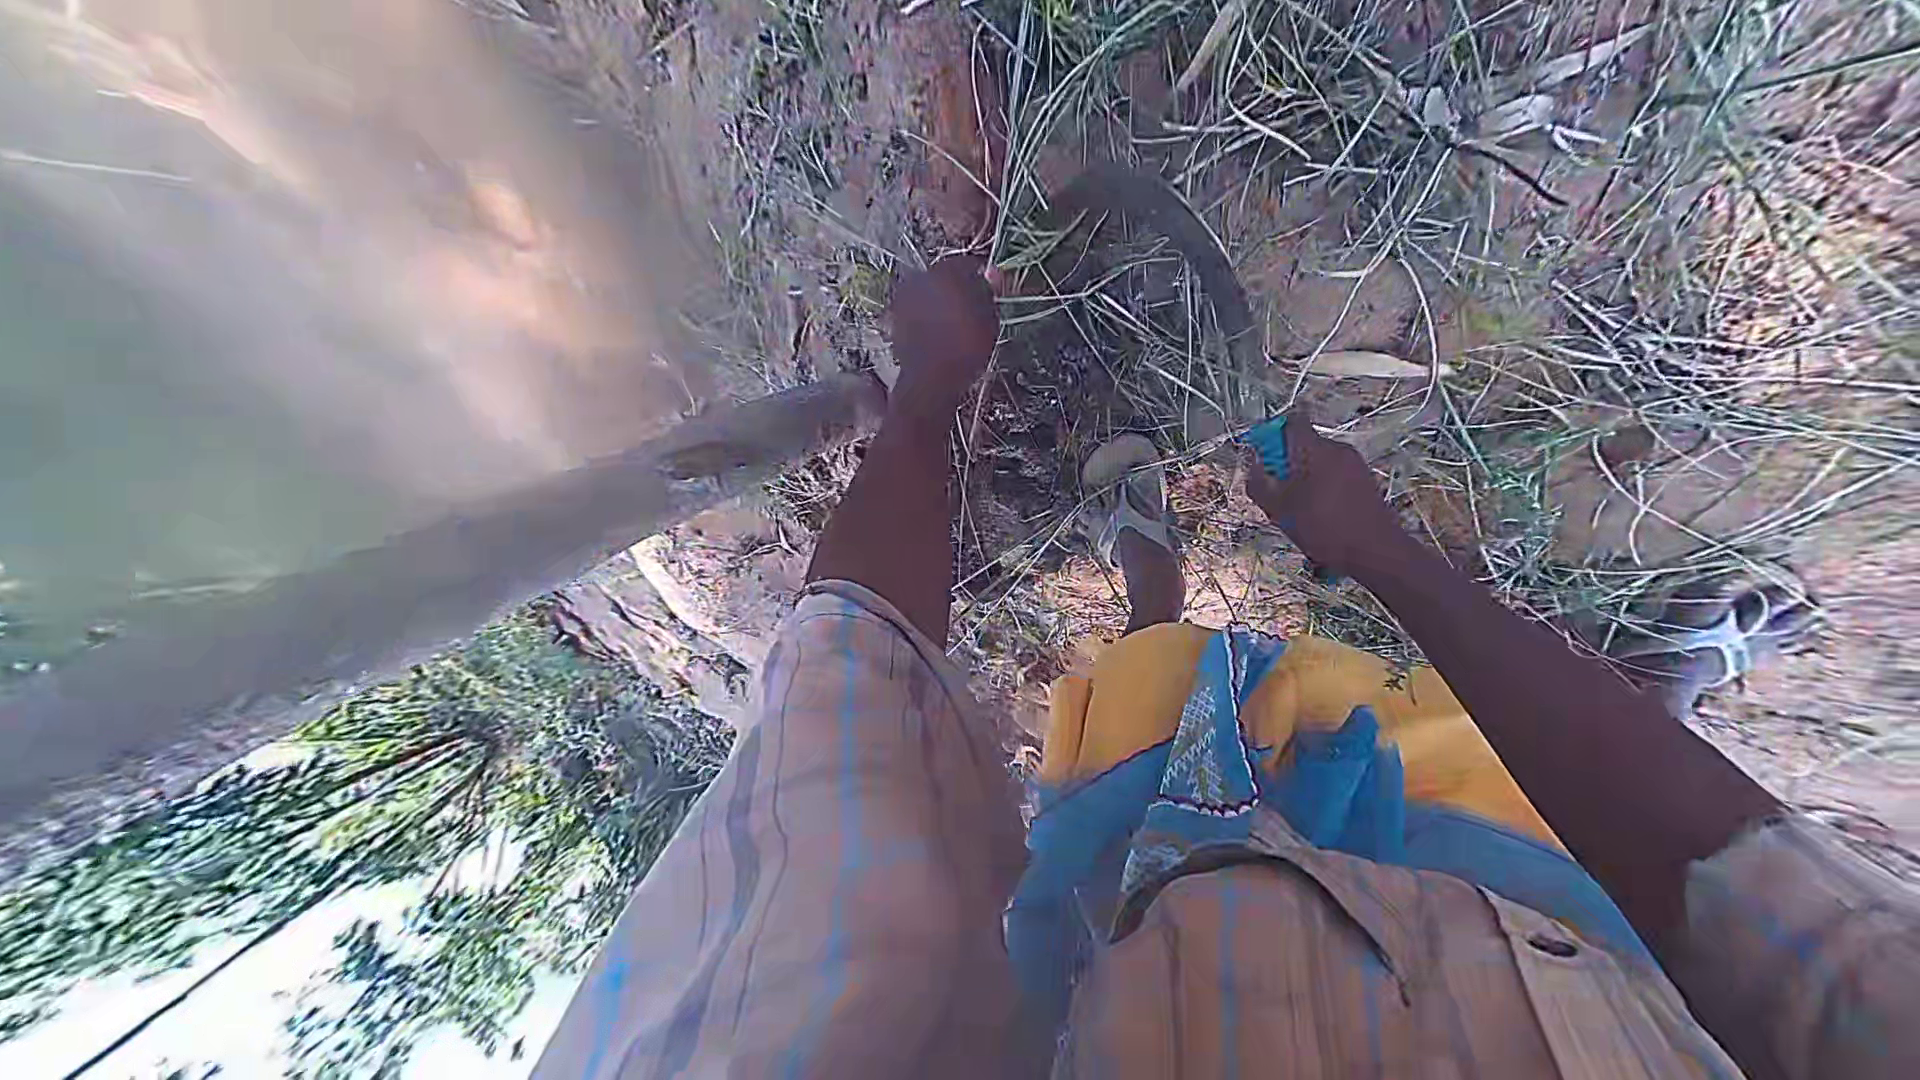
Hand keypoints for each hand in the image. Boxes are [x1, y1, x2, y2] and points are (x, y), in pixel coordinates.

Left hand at [886, 256, 997, 418]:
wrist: (931, 379)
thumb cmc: (965, 347)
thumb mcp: (989, 319)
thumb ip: (989, 292)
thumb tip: (992, 274)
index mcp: (946, 272)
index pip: (966, 264)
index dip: (979, 276)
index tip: (987, 290)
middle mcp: (921, 279)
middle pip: (943, 277)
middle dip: (956, 289)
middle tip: (972, 308)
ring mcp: (904, 300)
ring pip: (928, 294)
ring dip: (939, 303)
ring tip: (955, 325)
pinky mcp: (896, 321)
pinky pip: (916, 313)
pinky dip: (926, 320)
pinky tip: (938, 336)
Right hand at [1243, 409, 1410, 577]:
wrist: (1374, 550)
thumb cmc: (1321, 526)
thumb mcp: (1276, 508)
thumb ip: (1258, 482)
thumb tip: (1254, 467)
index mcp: (1312, 449)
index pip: (1290, 422)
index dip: (1271, 435)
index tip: (1263, 460)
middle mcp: (1336, 448)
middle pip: (1302, 443)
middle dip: (1284, 461)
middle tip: (1276, 491)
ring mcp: (1354, 463)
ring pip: (1317, 460)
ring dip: (1301, 476)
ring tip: (1296, 507)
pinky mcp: (1364, 479)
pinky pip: (1333, 472)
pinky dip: (1320, 484)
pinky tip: (1318, 512)